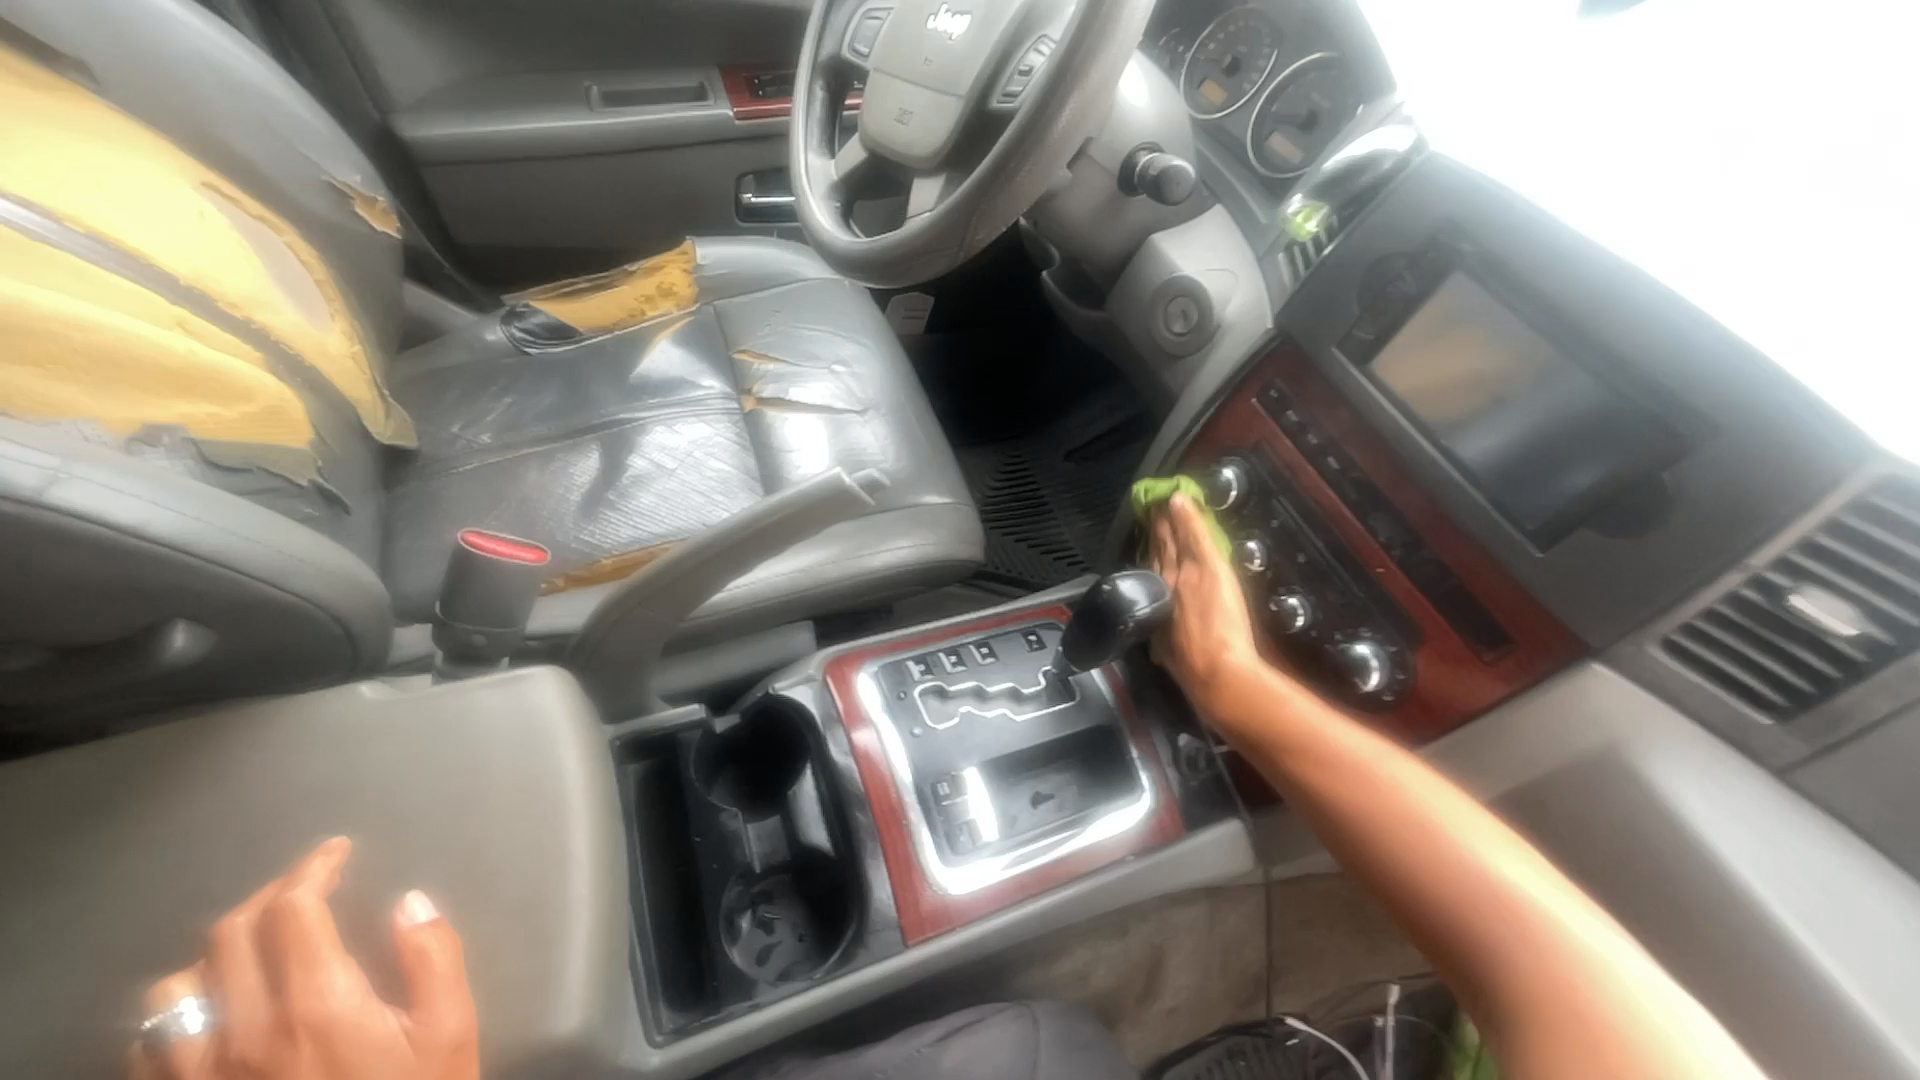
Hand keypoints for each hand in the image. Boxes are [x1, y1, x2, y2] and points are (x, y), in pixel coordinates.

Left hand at [130, 838, 478, 1079]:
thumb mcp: (449, 1031)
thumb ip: (434, 958)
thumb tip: (410, 902)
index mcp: (318, 1003)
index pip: (294, 909)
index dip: (314, 867)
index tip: (338, 852)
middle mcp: (245, 1031)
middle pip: (232, 933)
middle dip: (273, 895)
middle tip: (311, 889)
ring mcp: (201, 1075)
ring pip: (174, 987)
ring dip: (218, 952)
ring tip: (257, 950)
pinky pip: (151, 1045)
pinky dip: (181, 1010)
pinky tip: (216, 1011)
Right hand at [1149, 492, 1262, 719]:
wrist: (1214, 672)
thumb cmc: (1194, 671)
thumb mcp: (1169, 656)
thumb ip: (1163, 644)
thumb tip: (1156, 647)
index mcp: (1158, 604)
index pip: (1153, 572)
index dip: (1151, 554)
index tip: (1148, 540)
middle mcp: (1166, 585)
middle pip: (1159, 551)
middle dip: (1155, 530)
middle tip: (1149, 508)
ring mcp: (1186, 573)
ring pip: (1173, 540)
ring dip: (1166, 517)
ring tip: (1162, 499)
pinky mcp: (1206, 567)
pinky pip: (1194, 535)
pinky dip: (1186, 516)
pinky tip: (1179, 499)